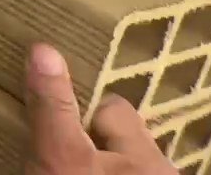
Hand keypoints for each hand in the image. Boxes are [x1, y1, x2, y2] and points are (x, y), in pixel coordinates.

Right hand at [26, 43, 176, 173]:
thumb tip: (44, 47)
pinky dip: (98, 170)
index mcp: (152, 154)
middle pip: (121, 133)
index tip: (49, 105)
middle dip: (88, 129)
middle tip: (51, 135)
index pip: (114, 106)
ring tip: (62, 158)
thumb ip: (53, 105)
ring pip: (122, 159)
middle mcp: (166, 172)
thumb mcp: (59, 151)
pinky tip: (74, 171)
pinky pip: (120, 172)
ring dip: (96, 155)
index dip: (78, 102)